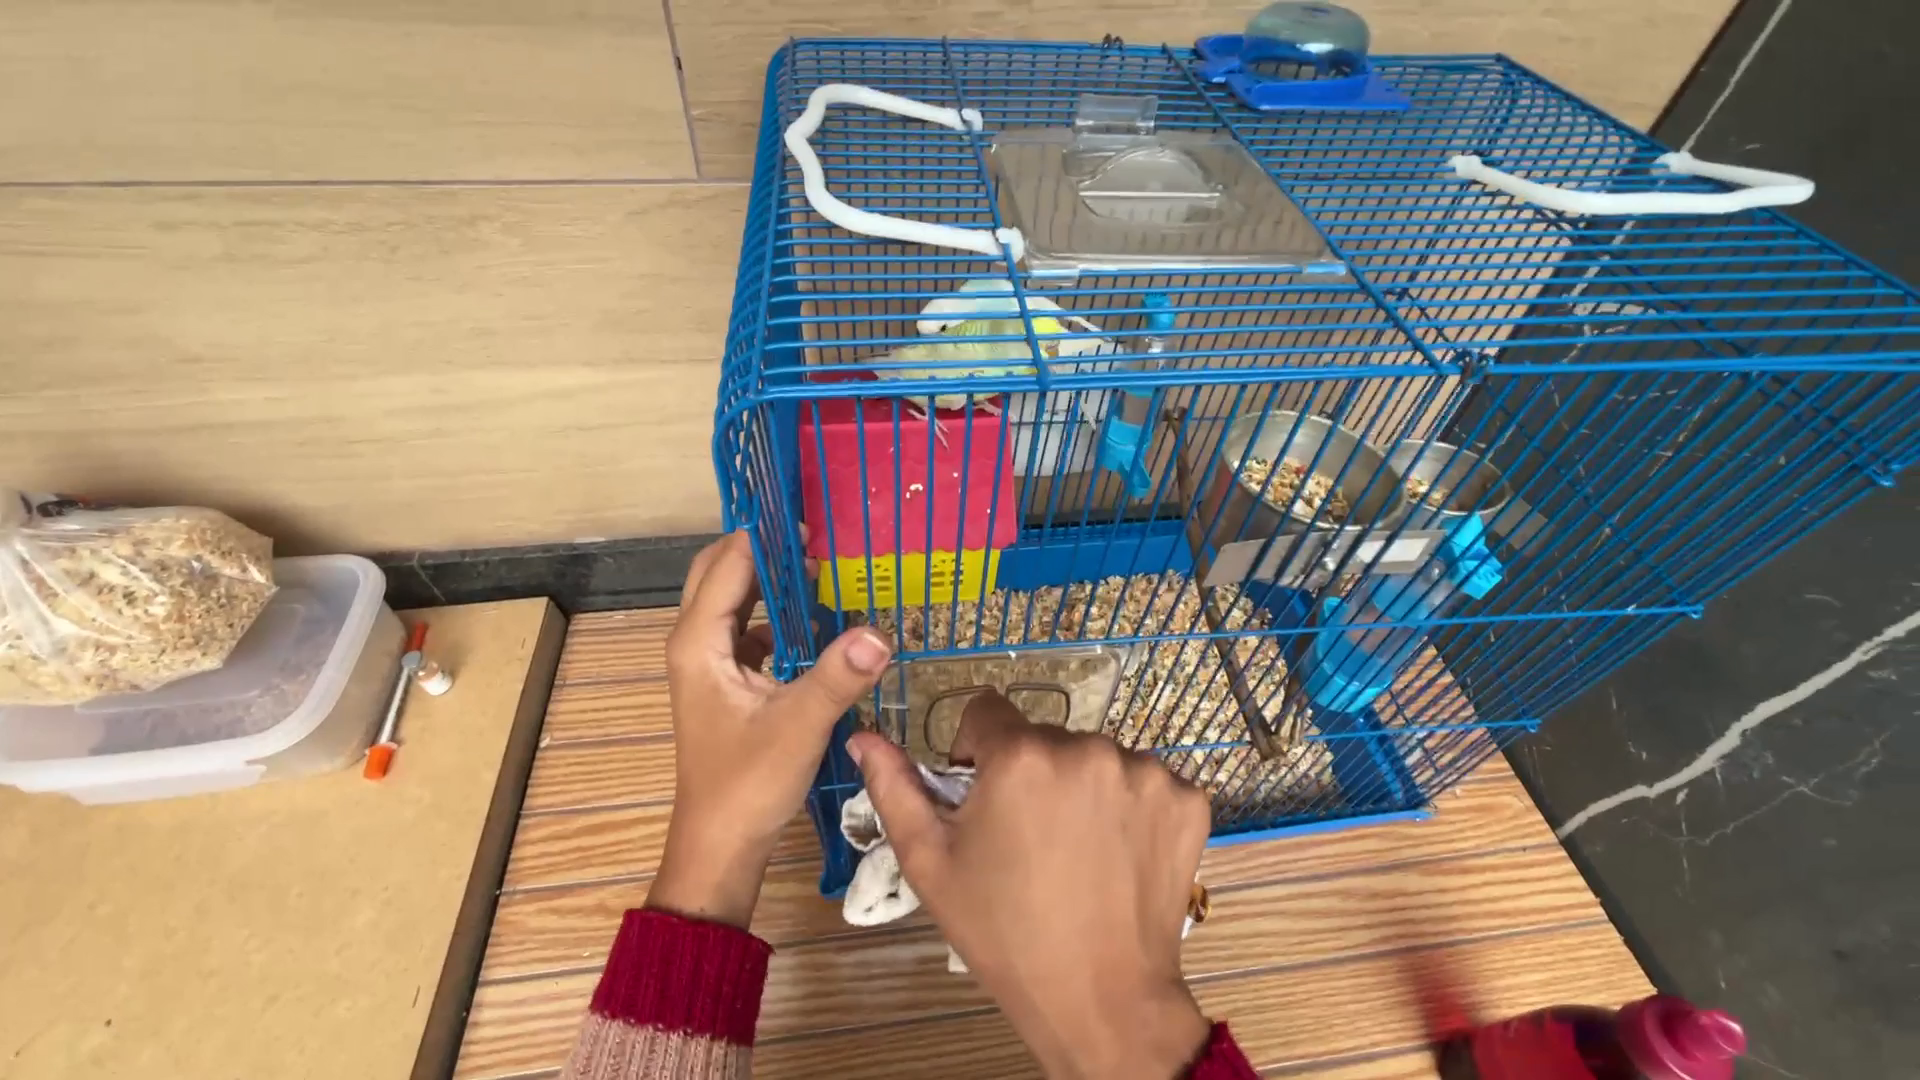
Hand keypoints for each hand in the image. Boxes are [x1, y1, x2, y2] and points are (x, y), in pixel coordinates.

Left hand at [650, 532, 891, 927]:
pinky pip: (748, 629)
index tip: (814, 519)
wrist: (720, 845)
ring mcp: (709, 663)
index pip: (730, 563)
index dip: (768, 536)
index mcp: (699, 642)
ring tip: (824, 565)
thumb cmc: (748, 783)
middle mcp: (696, 643)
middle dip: (765, 548)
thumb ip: (838, 676)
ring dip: (770, 579)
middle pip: (723, 572)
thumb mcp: (799, 726)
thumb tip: (880, 632)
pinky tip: (817, 619)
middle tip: (820, 536)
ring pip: (735, 600)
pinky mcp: (727, 682)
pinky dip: (776, 612)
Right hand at [848, 692, 1212, 1079]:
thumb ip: (894, 787)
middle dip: (1029, 772)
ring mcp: (1145, 771)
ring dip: (1080, 787)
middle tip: (1028, 837)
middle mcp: (1087, 747)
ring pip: (1093, 756)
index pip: (988, 712)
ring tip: (1076, 850)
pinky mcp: (1186, 798)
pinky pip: (1144, 780)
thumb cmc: (1004, 933)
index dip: (976, 752)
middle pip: (1043, 737)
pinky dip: (1130, 806)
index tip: (984, 799)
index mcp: (1021, 756)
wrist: (1103, 1002)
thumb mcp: (930, 863)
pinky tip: (1118, 853)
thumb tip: (863, 736)